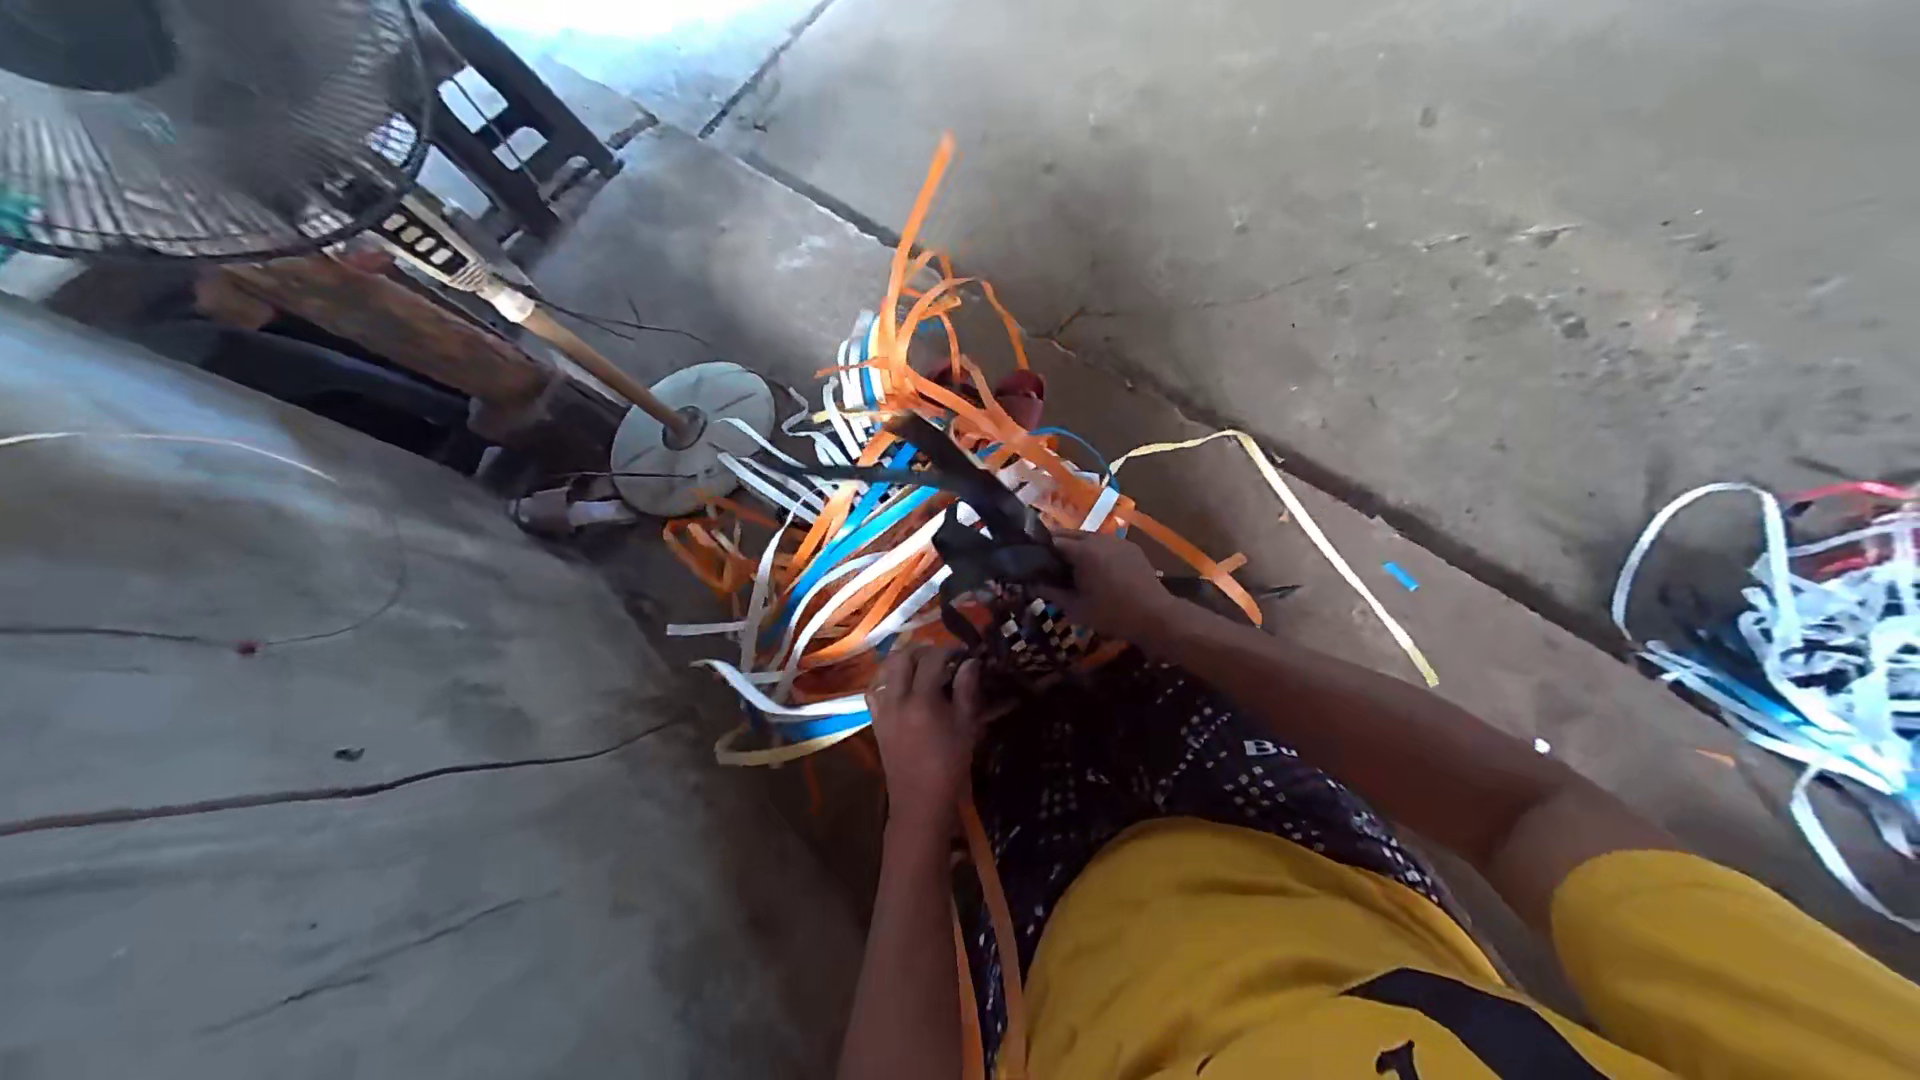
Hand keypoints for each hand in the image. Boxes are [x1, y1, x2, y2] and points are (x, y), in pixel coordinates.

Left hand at [866, 645, 984, 832]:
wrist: (920, 800)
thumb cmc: (949, 765)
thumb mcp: (966, 726)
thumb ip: (966, 690)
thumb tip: (970, 662)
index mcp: (922, 700)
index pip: (932, 659)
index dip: (948, 650)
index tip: (961, 653)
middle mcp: (897, 699)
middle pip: (903, 657)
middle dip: (922, 650)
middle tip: (940, 655)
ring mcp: (882, 709)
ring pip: (885, 670)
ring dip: (902, 660)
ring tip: (920, 664)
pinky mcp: (875, 721)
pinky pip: (875, 690)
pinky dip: (886, 679)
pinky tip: (900, 683)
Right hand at [1040, 531, 1182, 643]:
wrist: (1155, 616)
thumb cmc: (1111, 613)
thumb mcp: (1076, 608)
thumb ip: (1050, 593)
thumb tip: (1030, 585)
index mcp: (1083, 550)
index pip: (1053, 541)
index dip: (1040, 551)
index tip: (1032, 563)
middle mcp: (1099, 538)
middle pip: (1070, 535)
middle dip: (1057, 547)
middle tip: (1048, 566)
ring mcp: (1117, 541)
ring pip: (1088, 538)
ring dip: (1076, 548)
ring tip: (1070, 568)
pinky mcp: (1130, 547)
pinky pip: (1105, 544)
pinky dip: (1095, 551)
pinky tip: (1094, 569)